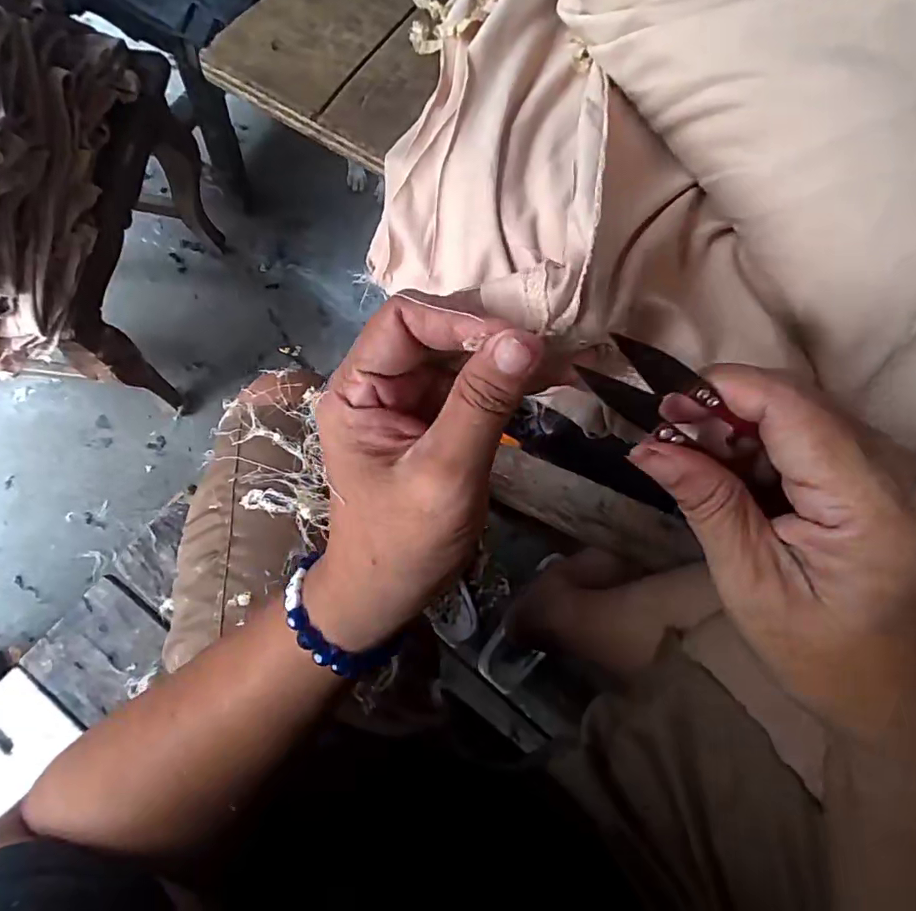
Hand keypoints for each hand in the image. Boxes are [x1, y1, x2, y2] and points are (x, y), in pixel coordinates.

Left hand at [309, 294, 547, 649]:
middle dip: (489, 336)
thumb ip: (480, 404)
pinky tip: (545, 380)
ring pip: (456, 357)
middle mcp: (377, 385)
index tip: (517, 338)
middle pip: (432, 333)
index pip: (403, 322)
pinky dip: (504, 381)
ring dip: (504, 357)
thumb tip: (522, 340)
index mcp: (357, 390)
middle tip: (548, 345)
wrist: (386, 595)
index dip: (458, 319)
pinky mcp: (431, 420)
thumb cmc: (401, 544)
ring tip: (559, 360)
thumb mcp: (443, 474)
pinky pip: (469, 385)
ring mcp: (405, 402)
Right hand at [629, 365, 915, 745]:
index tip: (664, 406)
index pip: (794, 407)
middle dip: (725, 406)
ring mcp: (908, 471)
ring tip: (695, 456)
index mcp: (874, 506)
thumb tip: (646, 447)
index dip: (725, 389)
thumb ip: (707, 503)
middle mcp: (906, 473)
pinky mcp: (895, 475)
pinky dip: (767, 439)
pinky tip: (737, 469)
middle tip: (669, 435)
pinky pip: (820, 431)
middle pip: (801, 400)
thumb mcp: (750, 585)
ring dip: (742, 422)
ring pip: (807, 410)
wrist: (901, 702)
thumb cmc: (822, 659)